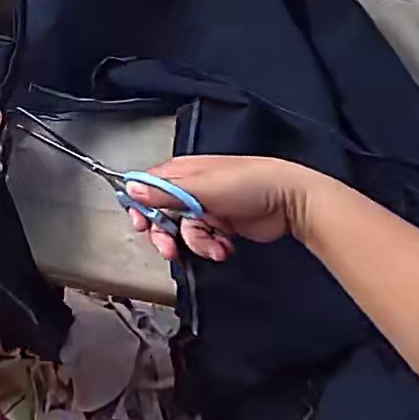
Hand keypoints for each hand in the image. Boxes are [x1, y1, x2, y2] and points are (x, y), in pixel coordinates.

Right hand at [124, 155, 329, 262]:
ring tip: (212, 246)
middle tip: (169, 248)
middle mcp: (189, 187)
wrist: (288, 200)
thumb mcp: (200, 188)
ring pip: (182, 232)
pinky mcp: (219, 224)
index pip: (147, 187)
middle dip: (164, 234)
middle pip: (161, 214)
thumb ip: (163, 192)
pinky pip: (201, 240)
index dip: (140, 207)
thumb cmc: (246, 184)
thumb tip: (130, 189)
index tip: (141, 225)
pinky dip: (210, 247)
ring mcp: (205, 206)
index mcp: (181, 171)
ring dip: (194, 243)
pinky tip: (223, 247)